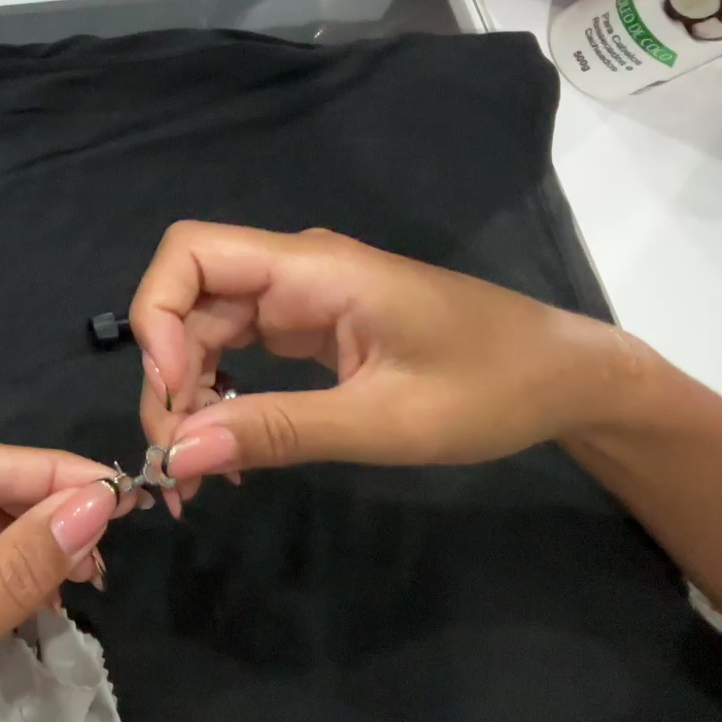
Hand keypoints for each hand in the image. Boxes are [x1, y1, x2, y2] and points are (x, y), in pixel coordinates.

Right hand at [130, 222, 663, 507]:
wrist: (563, 377)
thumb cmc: (490, 387)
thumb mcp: (386, 420)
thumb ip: (281, 430)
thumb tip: (181, 452)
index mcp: (310, 269)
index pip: (191, 252)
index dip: (158, 314)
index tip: (176, 394)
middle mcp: (289, 273)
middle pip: (186, 301)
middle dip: (167, 376)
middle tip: (177, 462)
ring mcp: (294, 299)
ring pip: (202, 330)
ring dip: (187, 394)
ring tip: (196, 469)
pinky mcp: (302, 326)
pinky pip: (234, 351)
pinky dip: (218, 397)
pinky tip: (227, 445)